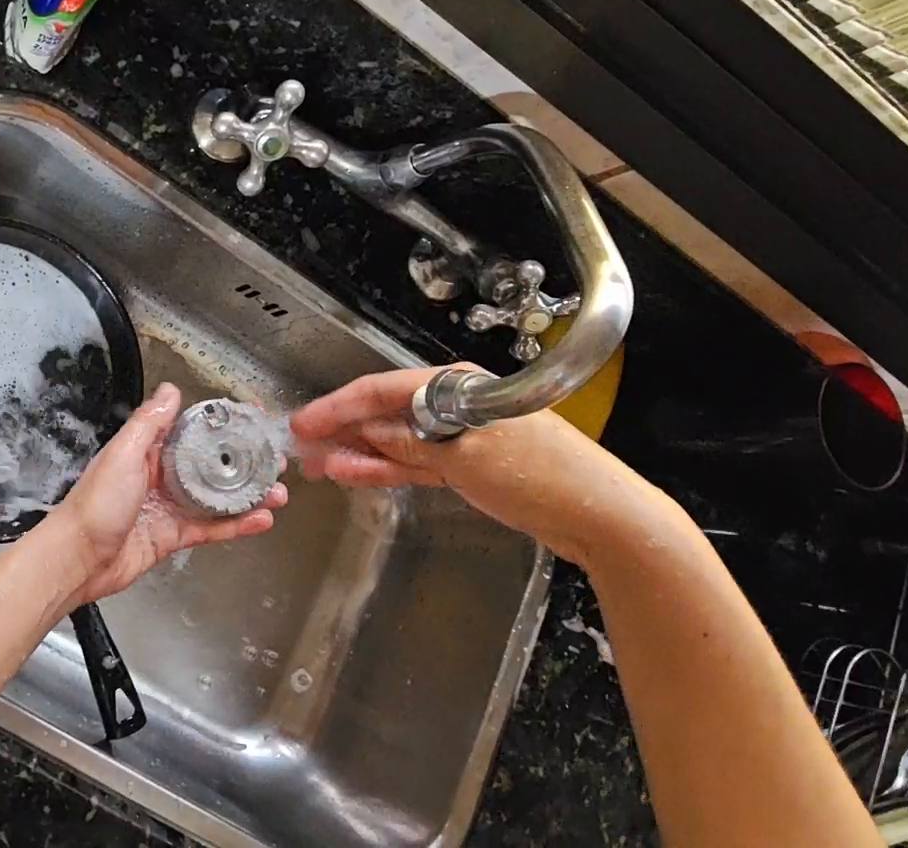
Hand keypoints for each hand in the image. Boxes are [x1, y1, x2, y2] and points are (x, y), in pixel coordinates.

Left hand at [41, 382, 284, 604]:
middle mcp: (160, 476)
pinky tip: (262, 520)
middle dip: (243, 462)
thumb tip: (170, 390)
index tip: (251, 419)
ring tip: (278, 492)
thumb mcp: (123, 453)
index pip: (191, 431)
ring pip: (216, 498)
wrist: (78, 558)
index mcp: (146, 452)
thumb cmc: (96, 503)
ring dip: (248, 495)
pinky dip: (237, 525)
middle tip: (275, 460)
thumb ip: (149, 424)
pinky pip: (211, 528)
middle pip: (210, 465)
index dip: (221, 426)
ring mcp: (168, 507)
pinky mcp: (173, 536)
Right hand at [291, 366, 669, 567]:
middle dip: (341, 431)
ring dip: (357, 453)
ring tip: (318, 467)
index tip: (302, 423)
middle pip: (383, 414)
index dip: (336, 407)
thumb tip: (364, 434)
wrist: (605, 519)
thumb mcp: (465, 458)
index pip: (380, 391)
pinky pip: (413, 463)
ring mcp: (458, 436)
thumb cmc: (542, 477)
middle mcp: (452, 405)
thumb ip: (407, 444)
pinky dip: (385, 469)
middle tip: (302, 449)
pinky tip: (353, 474)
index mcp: (455, 387)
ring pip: (395, 441)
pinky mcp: (466, 465)